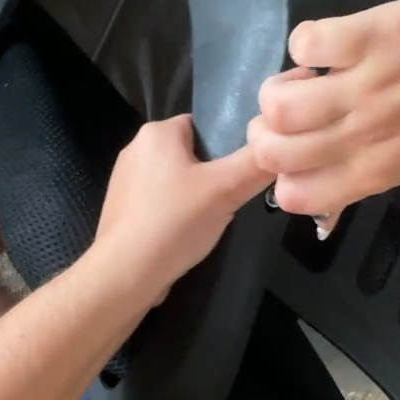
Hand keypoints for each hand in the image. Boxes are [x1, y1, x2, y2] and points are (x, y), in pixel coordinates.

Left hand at [91, 115, 271, 302]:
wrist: (126, 273)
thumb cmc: (174, 222)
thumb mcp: (227, 188)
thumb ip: (257, 163)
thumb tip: (278, 145)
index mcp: (155, 132)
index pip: (203, 126)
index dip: (226, 148)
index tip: (241, 174)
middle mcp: (134, 149)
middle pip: (191, 154)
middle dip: (212, 176)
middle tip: (230, 200)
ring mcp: (124, 181)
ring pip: (176, 181)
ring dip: (195, 198)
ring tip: (209, 221)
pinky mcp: (121, 209)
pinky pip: (159, 203)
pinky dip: (175, 215)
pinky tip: (185, 235)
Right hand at [248, 0, 399, 219]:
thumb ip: (374, 174)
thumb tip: (330, 193)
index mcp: (378, 170)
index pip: (294, 195)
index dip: (281, 173)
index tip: (298, 151)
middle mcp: (365, 136)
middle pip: (272, 150)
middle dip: (268, 130)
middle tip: (295, 109)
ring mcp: (368, 85)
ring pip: (278, 102)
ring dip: (281, 86)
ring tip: (310, 74)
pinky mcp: (377, 34)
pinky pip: (308, 43)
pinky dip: (308, 42)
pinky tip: (332, 42)